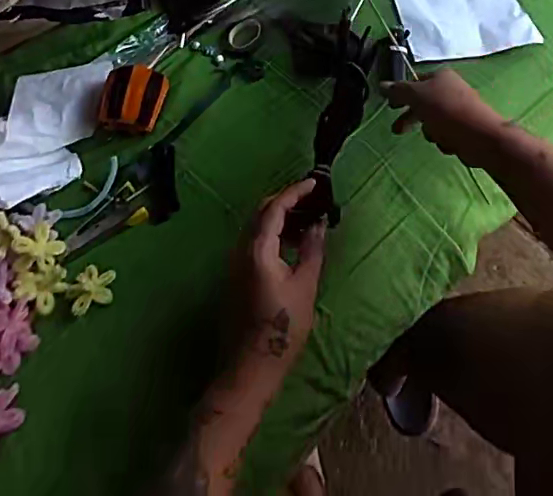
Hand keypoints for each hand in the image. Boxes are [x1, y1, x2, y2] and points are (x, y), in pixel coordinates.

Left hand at [234, 179, 327, 371]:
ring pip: (255, 226)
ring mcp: (234, 263)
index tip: (315, 184)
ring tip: (306, 219)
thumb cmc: (283, 327)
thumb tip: (318, 222)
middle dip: (285, 200)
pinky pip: (253, 240)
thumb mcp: (305, 285)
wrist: (250, 368)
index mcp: (257, 249)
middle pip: (261, 212)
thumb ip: (311, 248)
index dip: (295, 191)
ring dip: (278, 216)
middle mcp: (241, 250)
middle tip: (310, 198)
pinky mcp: (236, 275)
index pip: (275, 207)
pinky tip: (290, 241)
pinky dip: (271, 232)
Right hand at [380, 69, 530, 170]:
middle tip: (397, 130)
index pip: (414, 80)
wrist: (481, 136)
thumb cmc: (447, 111)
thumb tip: (382, 85)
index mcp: (441, 76)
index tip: (391, 106)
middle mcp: (451, 88)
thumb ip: (398, 91)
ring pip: (433, 121)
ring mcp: (460, 108)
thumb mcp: (417, 97)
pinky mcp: (466, 127)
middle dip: (411, 118)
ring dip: (430, 131)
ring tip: (436, 135)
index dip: (401, 93)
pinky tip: (449, 142)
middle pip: (423, 102)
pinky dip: (445, 139)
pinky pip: (446, 133)